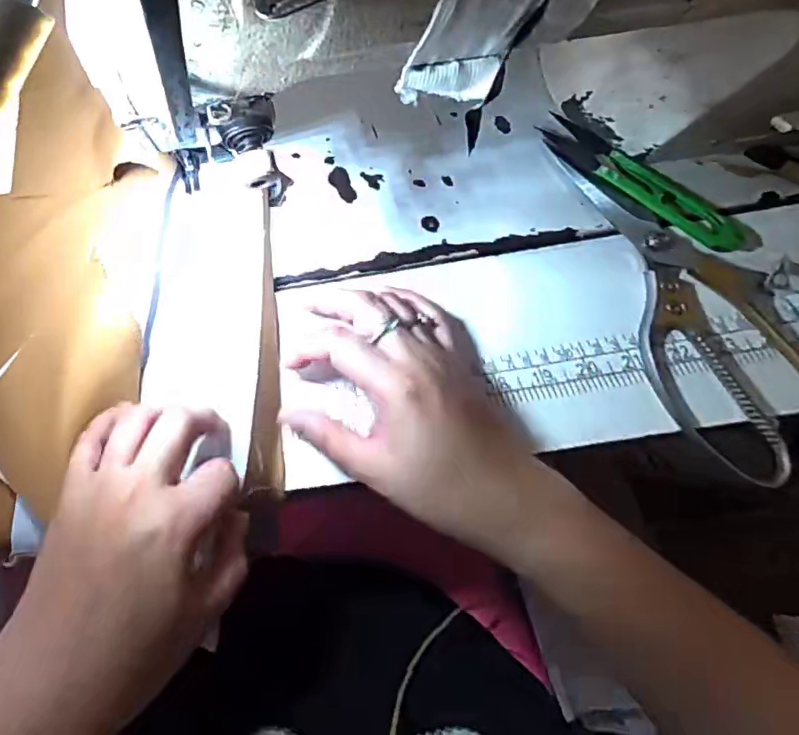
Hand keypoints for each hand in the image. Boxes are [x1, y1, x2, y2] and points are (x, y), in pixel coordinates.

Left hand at [0, 404, 247, 734]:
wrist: (60, 663)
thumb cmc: (138, 649)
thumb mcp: (201, 616)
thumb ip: (230, 559)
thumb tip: (236, 516)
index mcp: (176, 521)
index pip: (220, 473)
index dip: (233, 480)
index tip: (229, 493)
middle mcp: (138, 486)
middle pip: (177, 424)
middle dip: (203, 419)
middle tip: (213, 428)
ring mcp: (99, 480)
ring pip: (134, 418)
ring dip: (160, 412)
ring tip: (174, 422)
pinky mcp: (70, 484)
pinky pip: (91, 434)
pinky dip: (112, 418)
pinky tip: (127, 421)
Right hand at [281, 286, 558, 560]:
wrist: (513, 501)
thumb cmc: (440, 491)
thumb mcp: (374, 469)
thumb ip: (326, 436)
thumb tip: (285, 414)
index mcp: (394, 384)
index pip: (338, 343)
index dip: (306, 347)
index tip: (291, 365)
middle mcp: (418, 357)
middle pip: (368, 308)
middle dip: (332, 303)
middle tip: (306, 308)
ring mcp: (443, 354)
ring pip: (398, 305)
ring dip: (363, 298)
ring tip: (337, 305)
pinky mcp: (461, 359)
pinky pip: (433, 314)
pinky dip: (408, 299)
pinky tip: (391, 300)